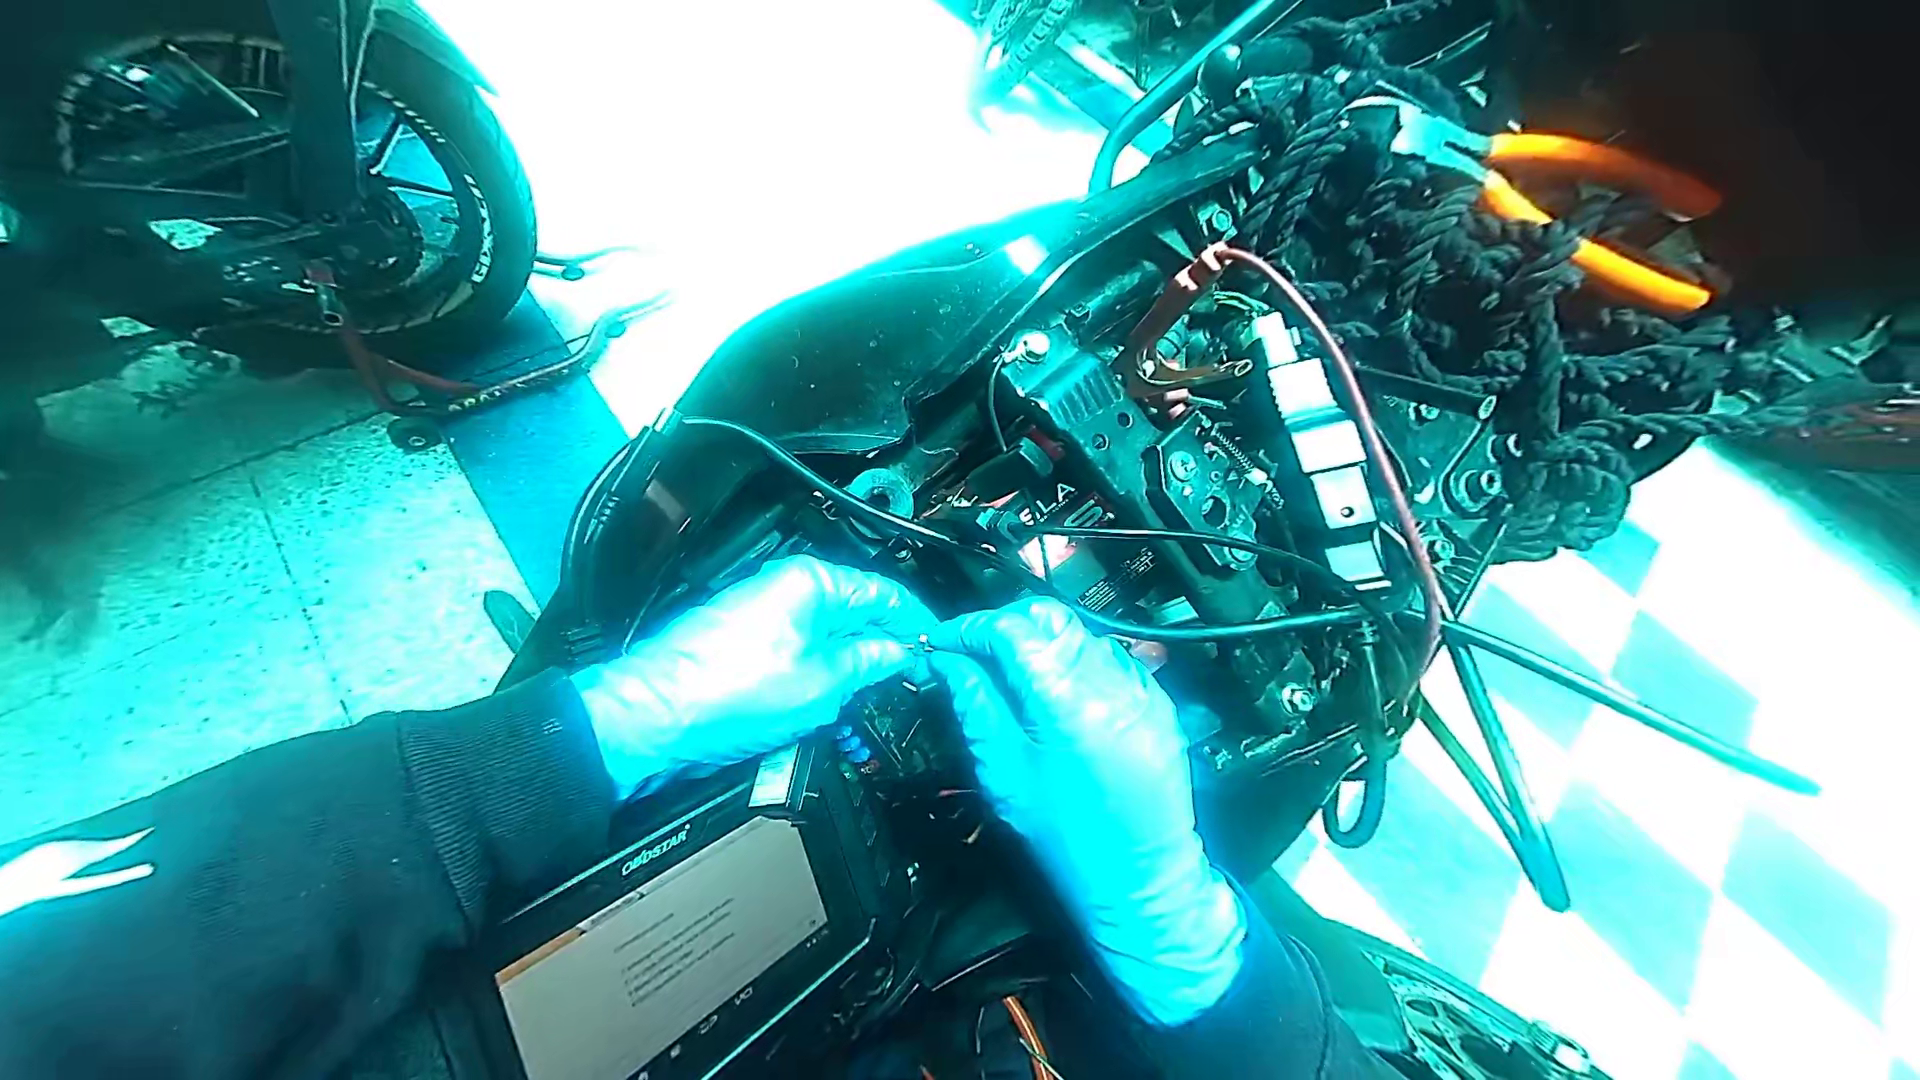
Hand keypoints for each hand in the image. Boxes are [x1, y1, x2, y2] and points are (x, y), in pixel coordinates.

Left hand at [573, 555, 932, 797]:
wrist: (647, 722)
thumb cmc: (723, 692)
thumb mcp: (822, 682)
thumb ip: (870, 662)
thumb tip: (901, 652)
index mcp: (812, 582)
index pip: (885, 592)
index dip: (916, 624)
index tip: (935, 652)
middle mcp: (791, 592)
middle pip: (859, 618)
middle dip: (884, 657)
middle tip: (909, 688)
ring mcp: (771, 621)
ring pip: (833, 646)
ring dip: (854, 682)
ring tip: (870, 719)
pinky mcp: (755, 649)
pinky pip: (805, 662)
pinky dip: (824, 689)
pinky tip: (835, 722)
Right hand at [928, 599, 1245, 1026]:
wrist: (1141, 883)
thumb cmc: (1065, 840)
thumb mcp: (1003, 773)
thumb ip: (973, 703)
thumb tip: (945, 659)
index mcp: (1068, 705)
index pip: (1012, 629)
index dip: (970, 628)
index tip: (944, 641)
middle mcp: (1112, 683)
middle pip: (1047, 617)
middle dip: (1003, 626)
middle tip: (974, 653)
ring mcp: (1141, 688)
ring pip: (1076, 632)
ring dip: (1038, 643)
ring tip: (1013, 677)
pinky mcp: (1156, 699)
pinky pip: (1105, 657)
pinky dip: (1071, 662)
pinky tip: (1054, 694)